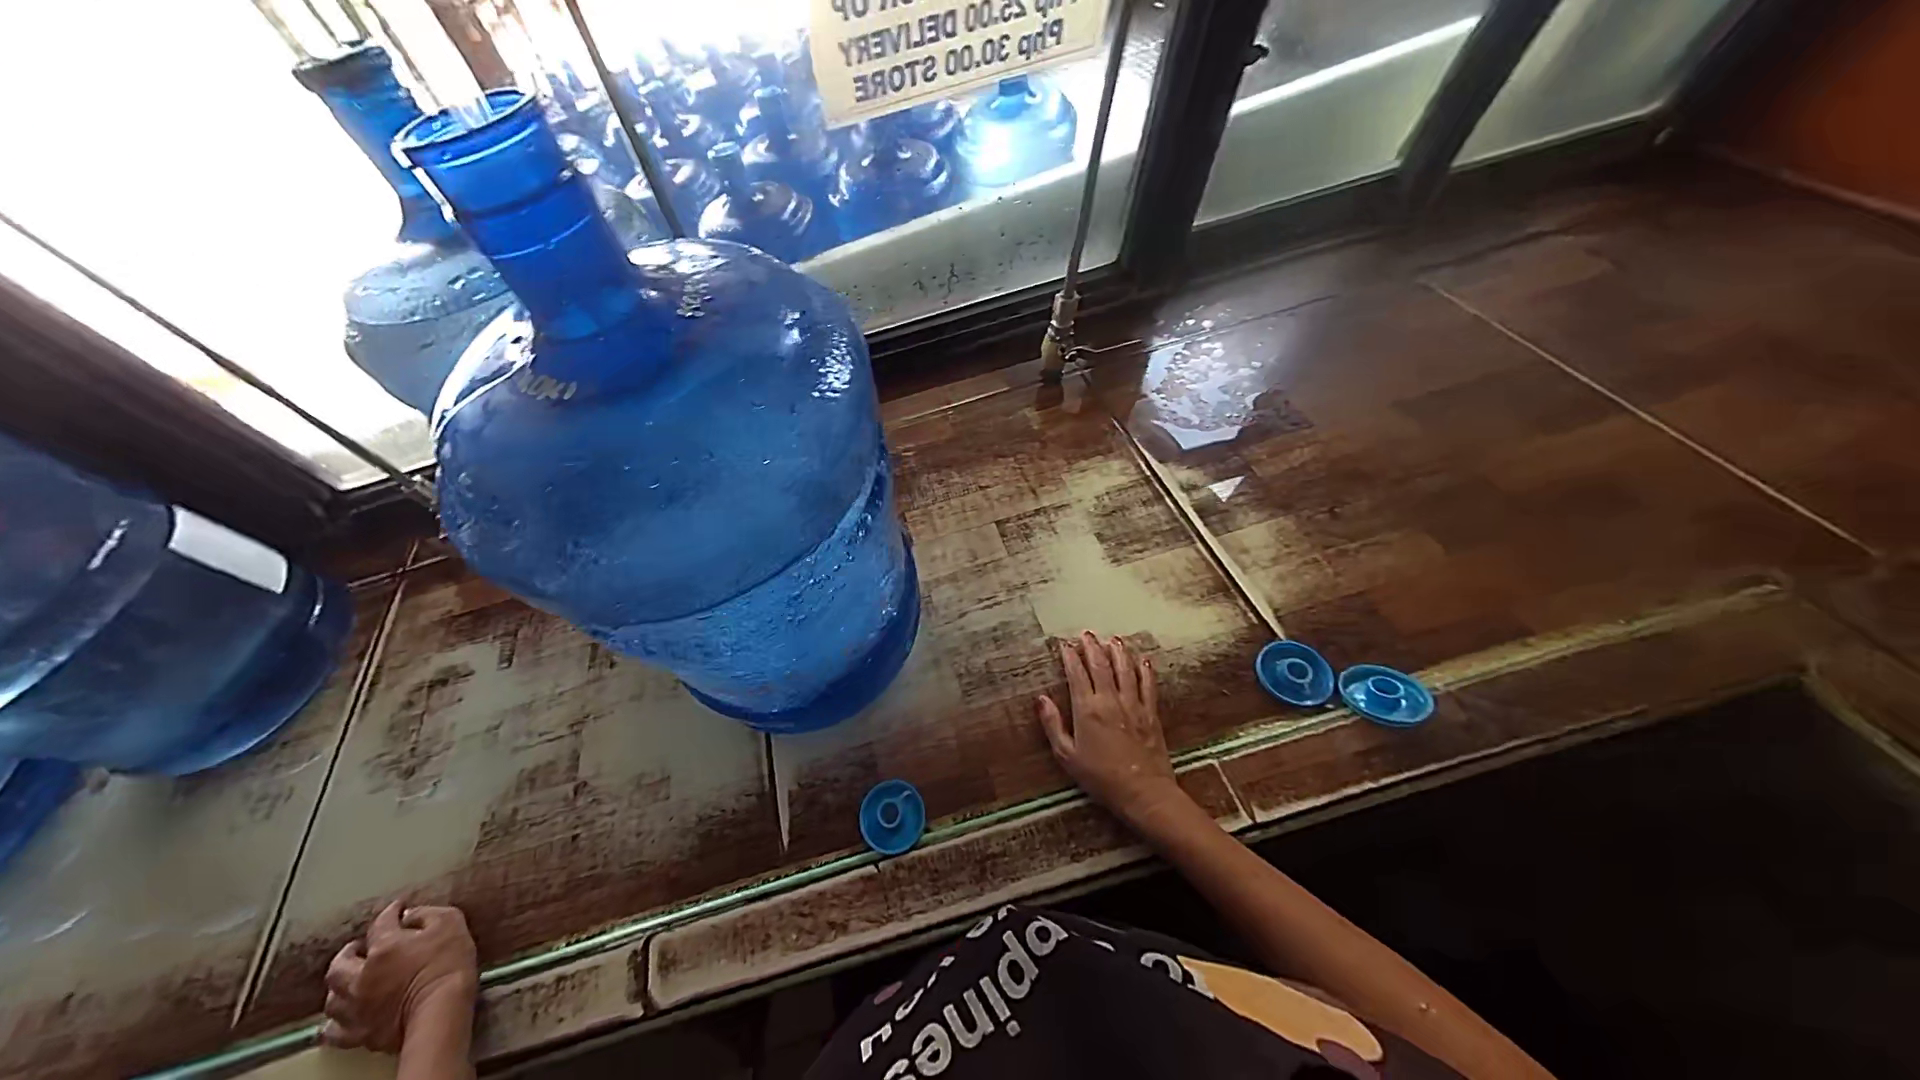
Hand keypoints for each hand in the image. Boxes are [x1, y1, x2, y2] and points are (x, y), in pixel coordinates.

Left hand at [321, 901, 478, 1052]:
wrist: (440, 1010)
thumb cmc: (448, 962)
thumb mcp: (450, 923)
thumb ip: (429, 914)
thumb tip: (410, 915)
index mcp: (384, 947)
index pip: (381, 923)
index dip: (391, 912)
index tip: (399, 907)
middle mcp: (360, 976)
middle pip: (341, 964)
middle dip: (348, 953)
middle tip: (359, 948)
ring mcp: (355, 1008)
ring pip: (333, 998)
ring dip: (339, 987)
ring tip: (349, 981)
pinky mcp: (357, 1034)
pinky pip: (333, 1032)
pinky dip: (335, 1023)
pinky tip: (341, 1018)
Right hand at [1036, 632, 1188, 828]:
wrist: (1143, 792)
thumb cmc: (1100, 778)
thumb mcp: (1067, 755)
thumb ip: (1052, 724)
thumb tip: (1040, 699)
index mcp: (1087, 709)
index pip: (1077, 673)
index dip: (1070, 656)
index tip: (1065, 645)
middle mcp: (1110, 700)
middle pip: (1101, 664)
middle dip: (1092, 646)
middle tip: (1086, 634)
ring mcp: (1133, 704)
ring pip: (1125, 668)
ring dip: (1118, 651)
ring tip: (1112, 639)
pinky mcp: (1151, 713)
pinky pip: (1148, 684)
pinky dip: (1144, 669)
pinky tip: (1141, 659)